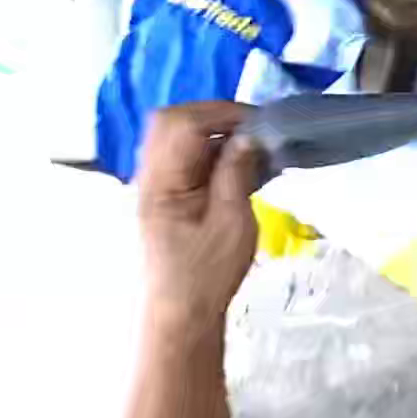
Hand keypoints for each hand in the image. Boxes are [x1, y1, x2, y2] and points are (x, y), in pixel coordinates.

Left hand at [135, 102, 263, 335]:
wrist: (183, 304)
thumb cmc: (210, 267)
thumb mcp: (233, 220)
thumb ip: (236, 173)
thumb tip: (250, 135)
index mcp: (162, 182)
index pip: (182, 125)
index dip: (224, 113)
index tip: (266, 123)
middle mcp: (151, 175)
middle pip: (171, 120)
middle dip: (217, 113)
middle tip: (261, 126)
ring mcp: (157, 182)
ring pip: (176, 132)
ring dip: (217, 127)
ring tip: (257, 140)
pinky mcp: (169, 190)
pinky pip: (186, 151)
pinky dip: (215, 143)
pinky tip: (243, 158)